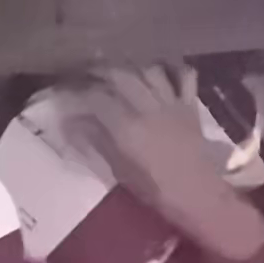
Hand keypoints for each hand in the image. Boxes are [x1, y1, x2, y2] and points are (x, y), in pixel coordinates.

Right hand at [76, 66, 263, 262]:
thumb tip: (72, 122)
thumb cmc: (154, 188)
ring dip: (132, 66)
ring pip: (150, 70)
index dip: (77, 91)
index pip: (95, 97)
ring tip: (119, 68)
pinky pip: (185, 77)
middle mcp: (148, 109)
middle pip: (121, 75)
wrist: (198, 196)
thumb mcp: (118, 168)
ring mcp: (172, 104)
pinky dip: (173, 68)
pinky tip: (160, 68)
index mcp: (127, 127)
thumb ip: (96, 140)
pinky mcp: (190, 106)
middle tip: (86, 71)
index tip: (65, 89)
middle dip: (99, 69)